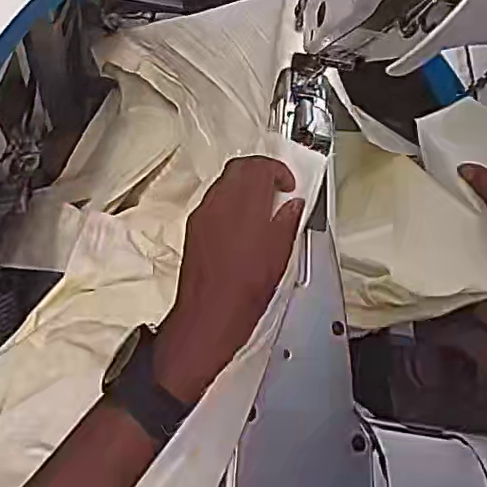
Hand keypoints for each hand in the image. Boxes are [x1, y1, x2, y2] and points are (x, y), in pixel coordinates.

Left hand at [155, 156, 304, 402]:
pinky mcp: (193, 228)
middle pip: (239, 168)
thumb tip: (293, 207)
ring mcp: (203, 215)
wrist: (207, 318)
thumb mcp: (279, 258)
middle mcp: (220, 205)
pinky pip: (213, 200)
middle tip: (278, 186)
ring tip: (263, 204)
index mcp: (245, 208)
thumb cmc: (242, 295)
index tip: (289, 183)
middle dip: (260, 170)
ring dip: (245, 184)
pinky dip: (231, 200)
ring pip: (224, 182)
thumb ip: (287, 223)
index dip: (278, 170)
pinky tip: (243, 221)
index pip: (260, 168)